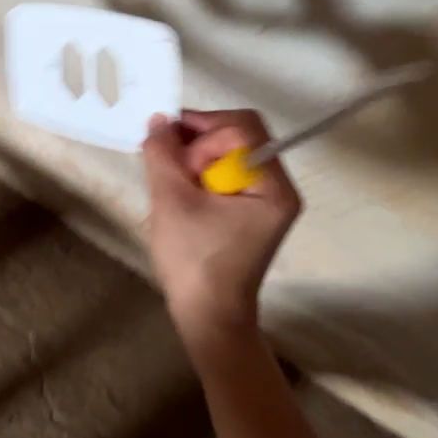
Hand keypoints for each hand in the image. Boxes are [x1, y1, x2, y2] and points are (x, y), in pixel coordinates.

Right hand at [142, 110, 301, 341]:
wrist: (208, 318)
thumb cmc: (194, 262)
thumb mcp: (171, 202)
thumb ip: (163, 154)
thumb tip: (158, 119)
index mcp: (273, 186)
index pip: (243, 128)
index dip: (204, 128)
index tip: (172, 147)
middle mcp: (279, 186)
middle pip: (241, 134)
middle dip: (200, 139)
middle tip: (171, 162)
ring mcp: (268, 197)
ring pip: (232, 149)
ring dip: (198, 154)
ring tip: (171, 176)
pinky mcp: (253, 207)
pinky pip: (228, 168)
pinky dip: (202, 168)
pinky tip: (181, 185)